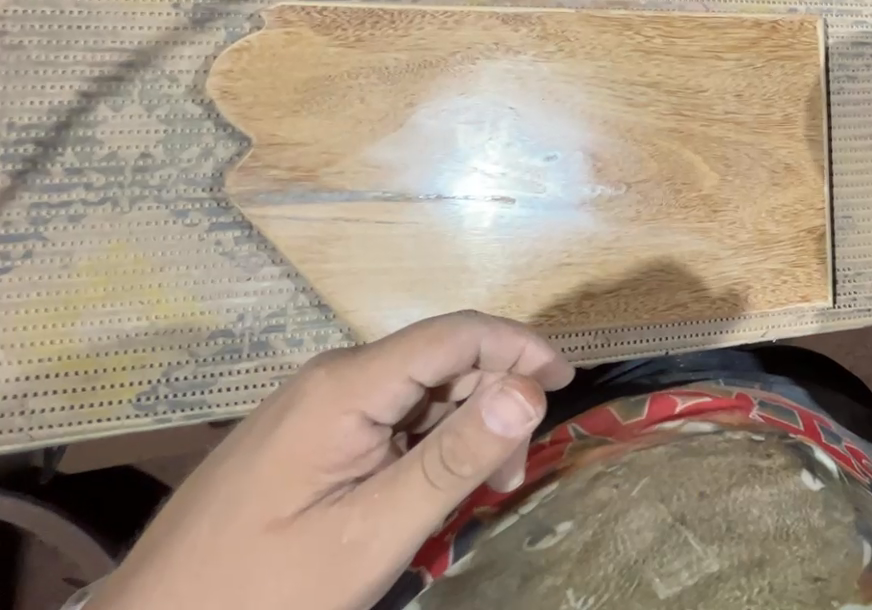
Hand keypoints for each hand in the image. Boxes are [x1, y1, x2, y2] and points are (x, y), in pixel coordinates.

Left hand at [91, 311, 574, 609]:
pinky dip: (430, 444)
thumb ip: (455, 457)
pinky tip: (431, 488)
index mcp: (345, 385)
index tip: (565, 385)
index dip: (522, 347)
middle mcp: (333, 376)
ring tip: (476, 491)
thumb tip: (532, 390)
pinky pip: (393, 416)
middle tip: (509, 474)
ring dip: (466, 428)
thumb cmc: (261, 592)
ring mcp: (317, 404)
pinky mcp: (310, 432)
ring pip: (424, 389)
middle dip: (495, 402)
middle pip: (446, 360)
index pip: (459, 333)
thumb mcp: (371, 533)